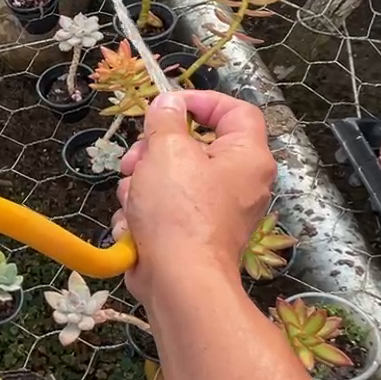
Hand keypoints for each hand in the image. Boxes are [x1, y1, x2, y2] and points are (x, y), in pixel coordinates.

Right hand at [113, 90, 274, 304]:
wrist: (178, 279)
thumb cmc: (178, 211)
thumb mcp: (166, 151)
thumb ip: (165, 120)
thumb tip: (167, 104)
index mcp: (247, 157)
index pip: (235, 110)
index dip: (200, 100)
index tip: (165, 105)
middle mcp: (239, 182)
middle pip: (193, 146)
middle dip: (154, 150)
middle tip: (135, 159)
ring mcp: (215, 210)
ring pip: (170, 177)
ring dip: (142, 183)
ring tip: (132, 197)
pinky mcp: (191, 233)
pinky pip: (164, 207)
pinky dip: (144, 211)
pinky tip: (135, 222)